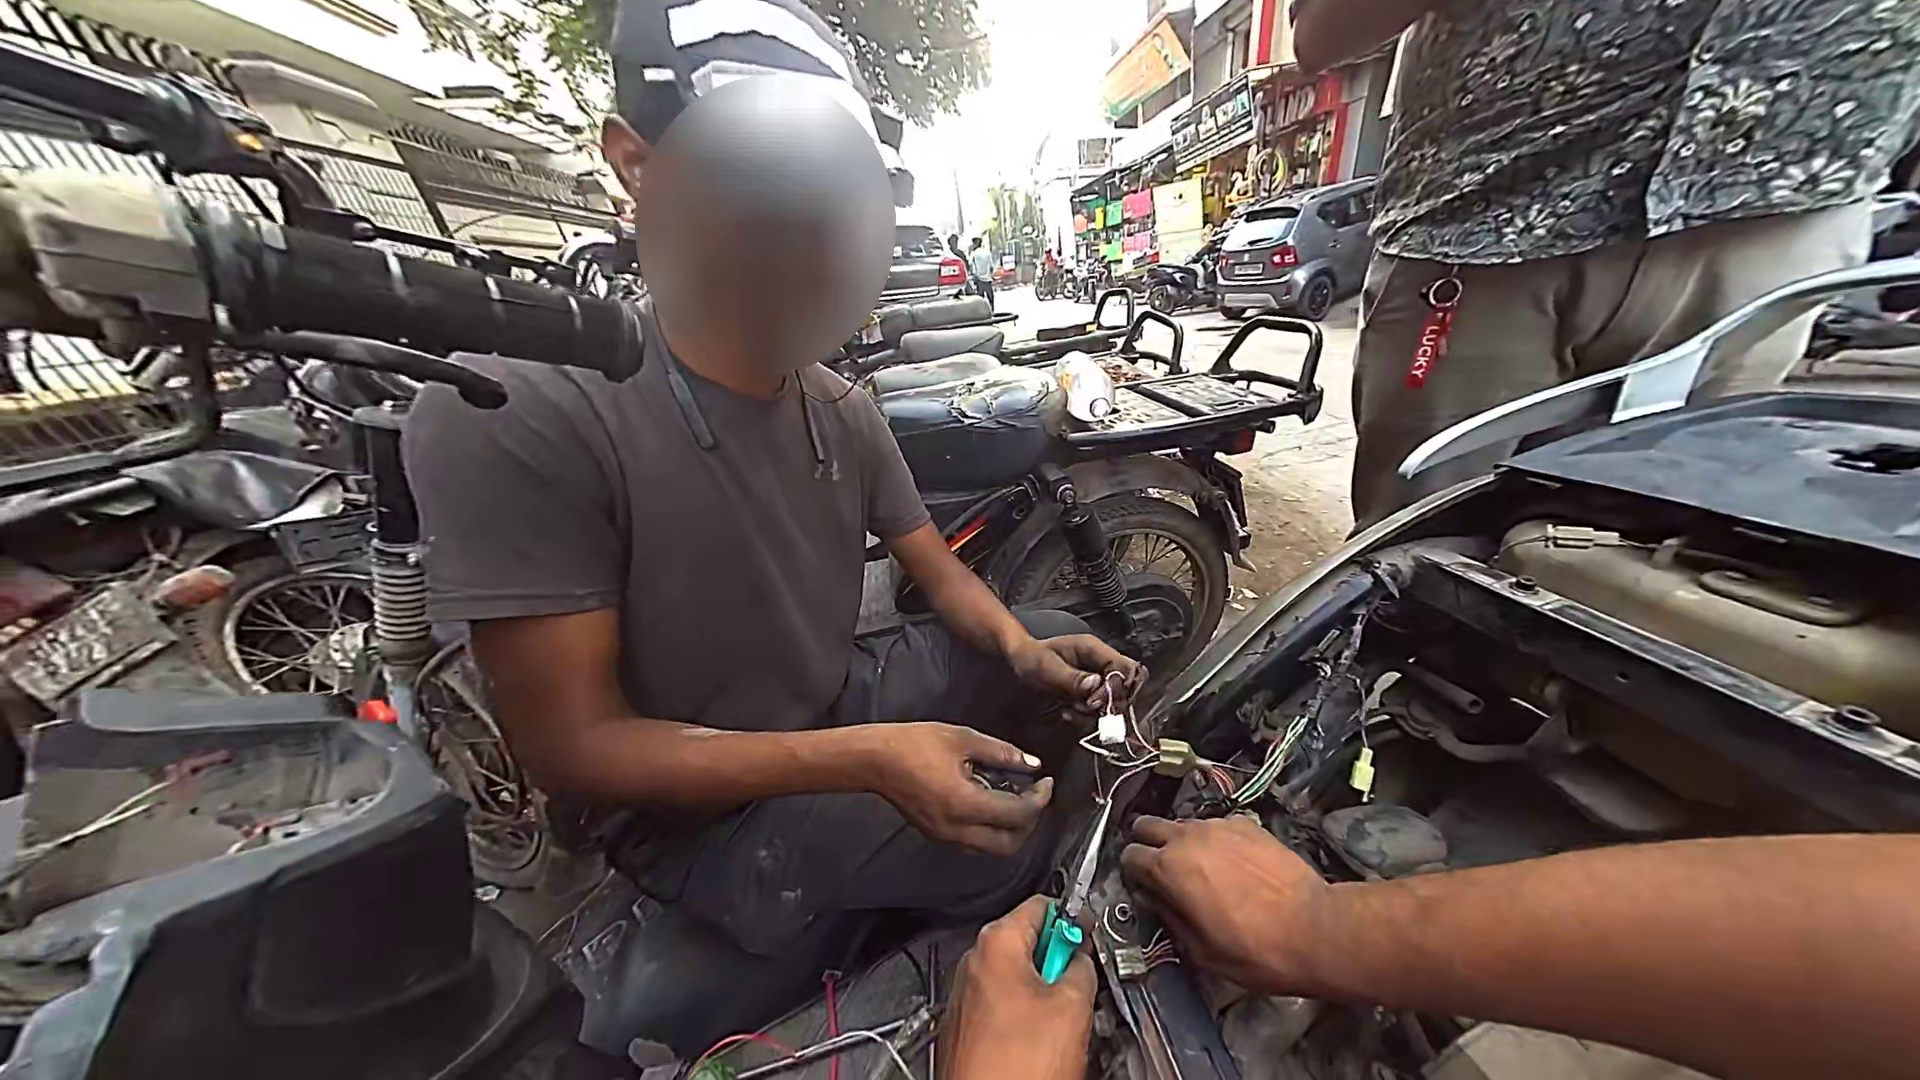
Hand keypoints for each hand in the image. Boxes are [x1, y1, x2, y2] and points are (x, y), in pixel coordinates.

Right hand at [865, 722, 1052, 854]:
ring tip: (1016, 796)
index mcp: (965, 804)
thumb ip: (1001, 752)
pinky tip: (991, 801)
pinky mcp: (938, 835)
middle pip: (1010, 844)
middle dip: (1030, 821)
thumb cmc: (914, 744)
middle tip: (1035, 793)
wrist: (875, 759)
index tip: (1046, 781)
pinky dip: (992, 828)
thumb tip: (1031, 762)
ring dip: (1012, 829)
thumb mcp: (963, 739)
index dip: (1039, 799)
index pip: (1018, 815)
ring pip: (993, 848)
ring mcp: (946, 837)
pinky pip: (975, 843)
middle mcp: (957, 830)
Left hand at [939, 895, 1094, 1079]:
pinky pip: (1003, 1003)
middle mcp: (975, 959)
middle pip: (1029, 941)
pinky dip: (1024, 1014)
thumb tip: (1082, 958)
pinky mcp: (966, 1025)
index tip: (1088, 935)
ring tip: (1060, 1024)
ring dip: (1044, 991)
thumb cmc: (1017, 1067)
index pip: (1041, 905)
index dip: (1071, 918)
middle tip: (1079, 987)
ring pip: (1018, 975)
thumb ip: (1082, 968)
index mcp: (997, 941)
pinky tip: (1038, 1044)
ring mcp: (967, 993)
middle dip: (1058, 961)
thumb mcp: (1071, 1008)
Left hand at [1007, 634, 1145, 714]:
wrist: (1019, 662)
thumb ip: (1072, 678)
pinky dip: (1087, 716)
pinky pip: (1100, 709)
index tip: (1097, 701)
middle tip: (1087, 707)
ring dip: (1096, 711)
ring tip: (1073, 709)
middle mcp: (1100, 663)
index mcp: (1093, 649)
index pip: (1126, 668)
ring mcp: (1096, 678)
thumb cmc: (1030, 658)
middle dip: (1110, 702)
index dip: (1118, 687)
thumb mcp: (1047, 667)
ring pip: (1115, 700)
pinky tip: (1069, 713)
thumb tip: (1096, 685)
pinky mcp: (1090, 692)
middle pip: (1127, 686)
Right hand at [1120, 815, 1331, 993]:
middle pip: (1147, 824)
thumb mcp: (1203, 951)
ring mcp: (1217, 826)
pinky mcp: (1245, 824)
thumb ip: (1169, 918)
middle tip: (1160, 867)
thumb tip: (1155, 900)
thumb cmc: (1259, 949)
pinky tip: (1234, 863)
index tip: (1141, 884)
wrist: (1316, 929)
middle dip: (1146, 843)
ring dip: (1183, 842)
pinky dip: (1216, 840)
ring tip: (1202, 869)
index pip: (1130, 855)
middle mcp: (1187, 838)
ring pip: (1183, 824)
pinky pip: (1217, 826)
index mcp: (1169, 868)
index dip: (1131, 872)